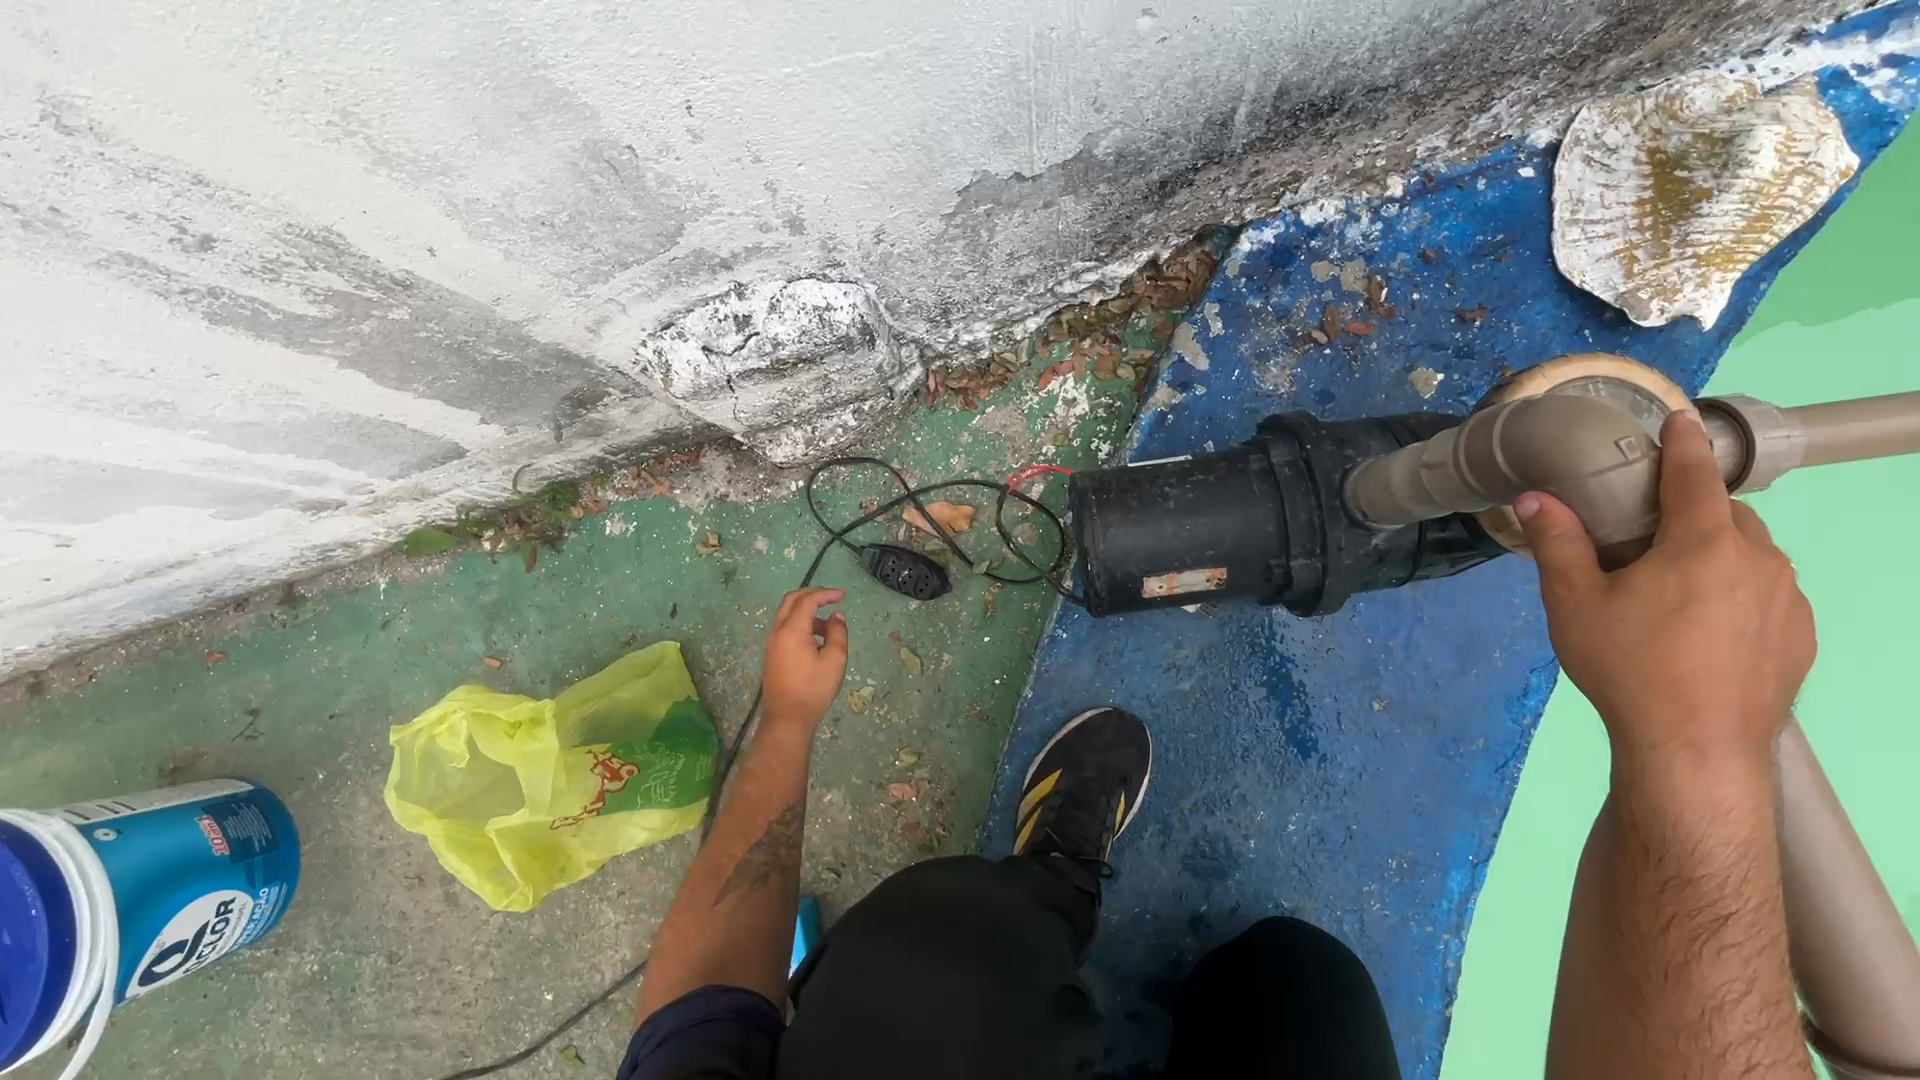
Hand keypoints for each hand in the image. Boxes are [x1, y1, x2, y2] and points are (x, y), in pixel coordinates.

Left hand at [759, 588, 849, 729]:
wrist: (787, 718)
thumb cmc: (813, 689)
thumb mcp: (835, 660)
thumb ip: (838, 633)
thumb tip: (837, 617)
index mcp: (792, 630)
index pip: (808, 600)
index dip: (826, 594)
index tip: (843, 596)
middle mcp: (777, 631)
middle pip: (791, 600)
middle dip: (812, 595)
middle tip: (831, 598)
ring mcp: (771, 643)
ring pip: (786, 614)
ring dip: (806, 611)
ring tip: (828, 625)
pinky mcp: (772, 654)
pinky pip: (785, 628)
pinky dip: (800, 623)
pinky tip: (816, 639)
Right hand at [1516, 411, 1814, 769]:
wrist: (1694, 745)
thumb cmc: (1626, 664)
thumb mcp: (1572, 602)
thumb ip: (1557, 543)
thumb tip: (1533, 498)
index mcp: (1703, 544)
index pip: (1696, 477)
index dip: (1685, 445)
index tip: (1681, 419)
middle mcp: (1760, 562)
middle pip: (1727, 517)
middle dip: (1692, 512)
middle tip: (1645, 534)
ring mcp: (1789, 601)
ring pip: (1751, 556)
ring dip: (1714, 554)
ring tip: (1669, 587)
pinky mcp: (1800, 637)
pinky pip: (1766, 595)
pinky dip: (1736, 592)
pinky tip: (1699, 628)